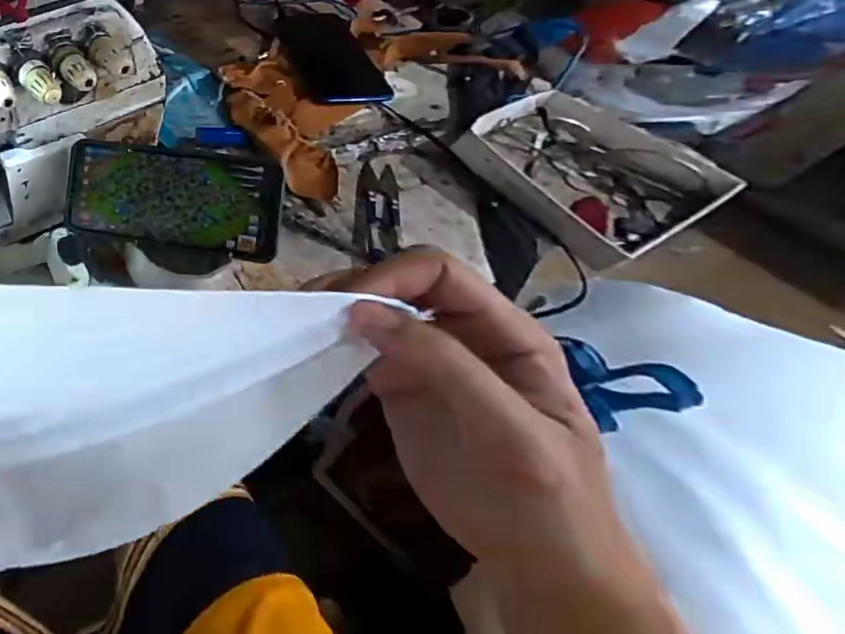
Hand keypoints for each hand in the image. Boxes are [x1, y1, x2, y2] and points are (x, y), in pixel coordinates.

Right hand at [327, 248, 683, 632]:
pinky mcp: (397, 384)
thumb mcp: (509, 431)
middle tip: (311, 305)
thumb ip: (443, 364)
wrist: (538, 569)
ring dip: (336, 307)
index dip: (393, 277)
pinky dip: (331, 338)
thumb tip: (359, 310)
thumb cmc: (545, 501)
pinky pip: (359, 345)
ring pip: (374, 309)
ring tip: (299, 316)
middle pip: (400, 283)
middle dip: (355, 286)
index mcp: (506, 333)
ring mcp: (428, 359)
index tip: (349, 304)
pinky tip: (309, 342)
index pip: (441, 274)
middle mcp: (464, 333)